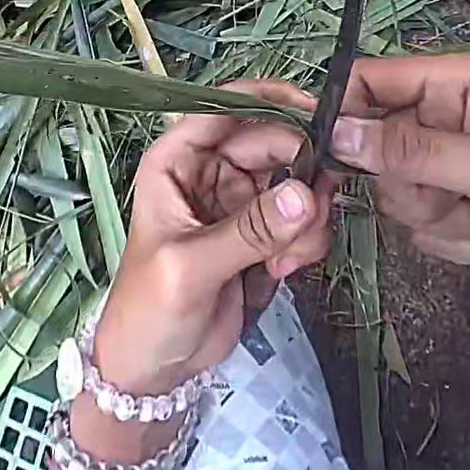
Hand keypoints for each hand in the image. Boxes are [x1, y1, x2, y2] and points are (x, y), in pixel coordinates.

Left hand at [92, 81, 337, 394]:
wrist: (157, 370)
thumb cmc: (151, 308)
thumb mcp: (192, 267)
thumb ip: (250, 230)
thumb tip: (306, 194)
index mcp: (177, 158)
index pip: (223, 106)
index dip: (269, 99)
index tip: (315, 111)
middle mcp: (211, 167)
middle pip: (271, 140)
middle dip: (300, 168)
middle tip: (318, 205)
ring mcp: (240, 197)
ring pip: (293, 177)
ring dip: (306, 212)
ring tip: (289, 257)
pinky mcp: (263, 228)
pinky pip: (301, 214)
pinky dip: (306, 237)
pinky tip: (284, 269)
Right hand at [330, 54, 469, 360]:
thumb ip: (416, 148)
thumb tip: (336, 129)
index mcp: (455, 83)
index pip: (372, 80)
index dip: (340, 108)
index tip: (318, 149)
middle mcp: (443, 117)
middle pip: (373, 140)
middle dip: (404, 178)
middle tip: (448, 196)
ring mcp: (448, 166)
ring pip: (392, 188)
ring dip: (430, 213)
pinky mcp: (456, 209)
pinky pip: (415, 221)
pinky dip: (447, 238)